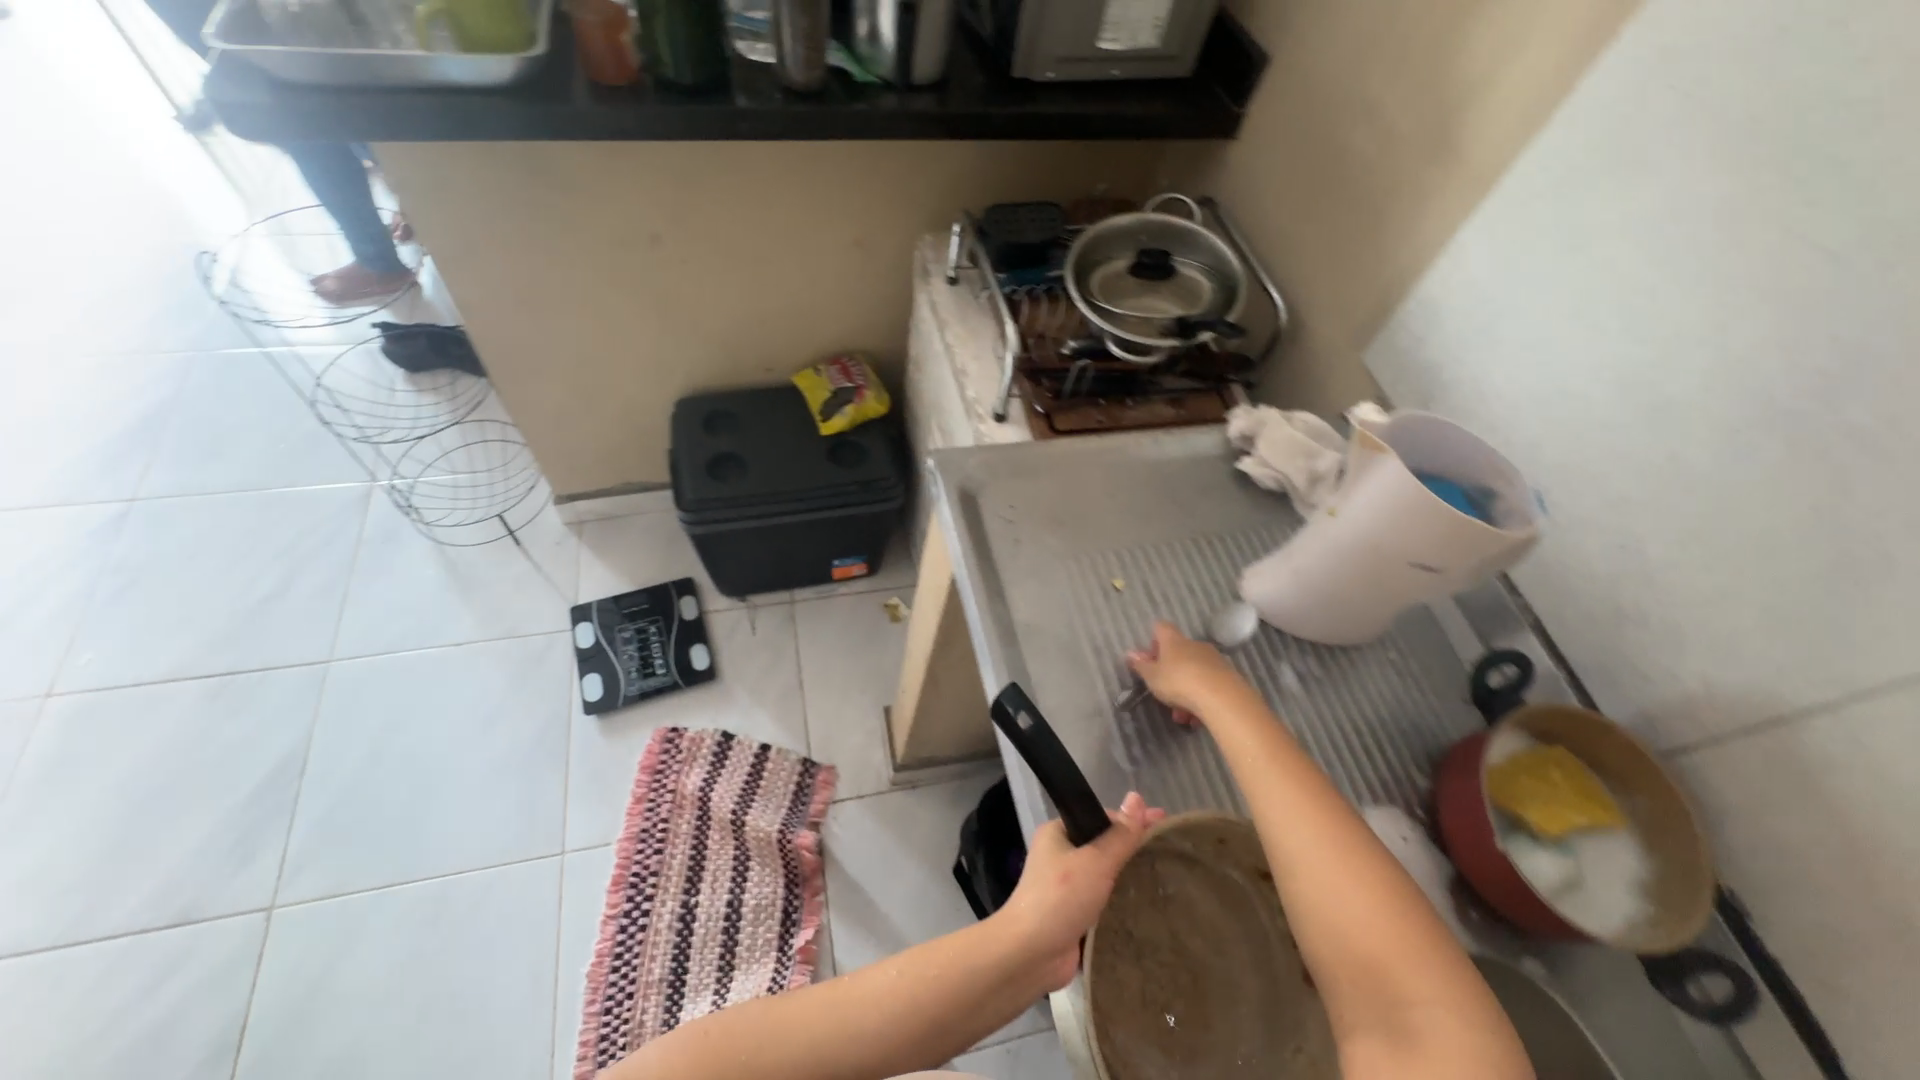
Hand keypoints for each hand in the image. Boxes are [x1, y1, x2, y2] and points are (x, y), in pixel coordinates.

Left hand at [995, 792, 1165, 990]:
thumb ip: (1120, 834)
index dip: (1131, 821)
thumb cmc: (1060, 898)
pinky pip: (1103, 901)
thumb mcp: (1095, 861)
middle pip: (1104, 847)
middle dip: (1133, 850)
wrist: (1030, 954)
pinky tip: (1149, 905)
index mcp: (1057, 833)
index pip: (1100, 818)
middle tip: (1171, 853)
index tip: (1164, 824)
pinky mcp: (1073, 915)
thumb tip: (1137, 797)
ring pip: (1105, 876)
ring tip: (1167, 879)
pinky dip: (1122, 902)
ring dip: (1129, 878)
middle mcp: (1059, 856)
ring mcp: (1065, 888)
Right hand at [1126, 620, 1248, 725]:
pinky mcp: (1228, 676)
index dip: (1154, 640)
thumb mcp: (1152, 677)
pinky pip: (1208, 685)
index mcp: (1174, 641)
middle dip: (1169, 672)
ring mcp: (1213, 659)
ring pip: (1193, 672)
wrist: (1221, 697)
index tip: (1149, 658)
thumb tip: (1130, 653)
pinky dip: (1200, 698)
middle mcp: (1194, 645)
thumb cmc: (1178, 682)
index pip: (1161, 628)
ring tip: (1180, 715)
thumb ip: (1140, 665)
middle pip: (1179, 652)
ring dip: (1185, 690)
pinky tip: (1195, 717)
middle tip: (1162, 692)